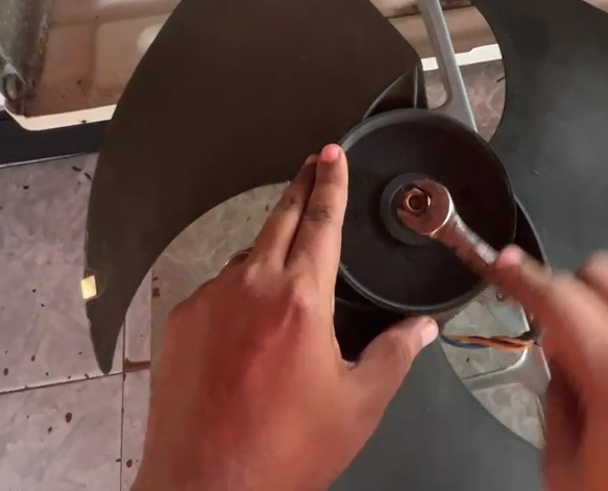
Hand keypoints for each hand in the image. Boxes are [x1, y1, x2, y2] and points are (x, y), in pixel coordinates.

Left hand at [134, 144, 438, 490]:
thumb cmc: (285, 453)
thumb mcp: (356, 407)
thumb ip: (394, 355)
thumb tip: (424, 328)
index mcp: (300, 298)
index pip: (321, 220)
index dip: (330, 182)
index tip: (332, 154)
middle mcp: (252, 284)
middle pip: (281, 217)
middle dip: (301, 185)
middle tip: (314, 163)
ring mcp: (211, 297)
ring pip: (248, 254)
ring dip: (271, 248)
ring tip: (290, 269)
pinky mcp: (183, 318)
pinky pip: (219, 287)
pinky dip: (240, 290)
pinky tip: (250, 324)